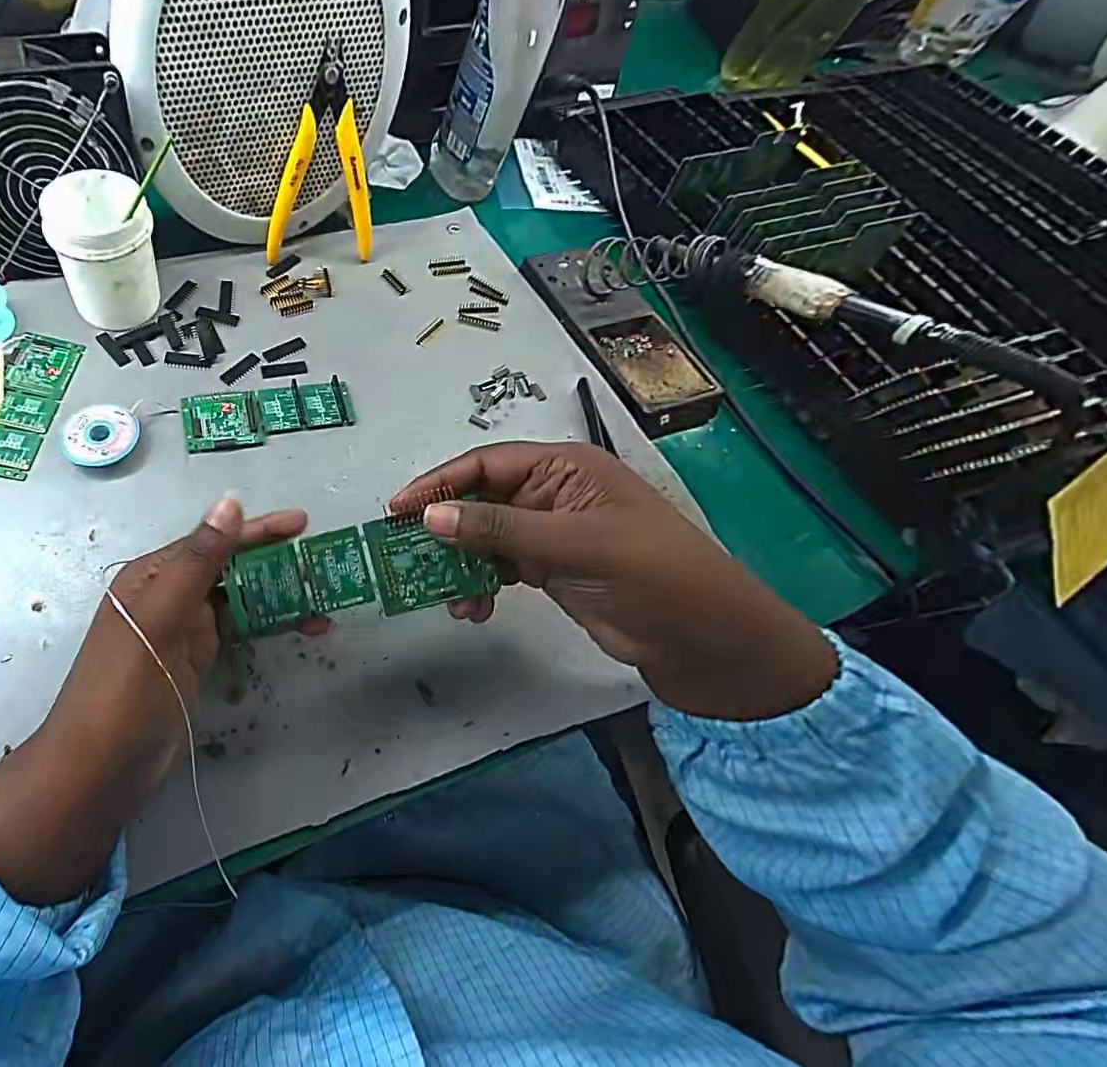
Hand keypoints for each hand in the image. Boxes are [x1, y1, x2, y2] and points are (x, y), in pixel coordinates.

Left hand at [0, 497, 308, 902]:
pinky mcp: (198, 660)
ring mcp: (185, 630)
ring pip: (240, 599)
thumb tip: (230, 502)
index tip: (302, 523)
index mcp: (154, 576)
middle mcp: (170, 596)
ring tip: (323, 596)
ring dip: (279, 595)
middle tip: (322, 564)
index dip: (257, 530)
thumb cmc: (124, 687)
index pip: (213, 541)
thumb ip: (198, 560)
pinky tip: (302, 627)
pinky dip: (270, 625)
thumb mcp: (160, 617)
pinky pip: (240, 630)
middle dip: (275, 562)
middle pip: (230, 567)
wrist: (100, 767)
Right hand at [391, 441, 836, 720]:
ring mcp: (549, 534)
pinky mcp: (549, 570)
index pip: (486, 465)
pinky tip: (473, 610)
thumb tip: (429, 517)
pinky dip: (480, 586)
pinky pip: (498, 569)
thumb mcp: (576, 545)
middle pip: (479, 501)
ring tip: (446, 596)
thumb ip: (501, 529)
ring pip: (484, 539)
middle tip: (403, 555)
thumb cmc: (654, 575)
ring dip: (459, 565)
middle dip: (444, 528)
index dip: (438, 483)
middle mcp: (551, 494)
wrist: (710, 642)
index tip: (396, 509)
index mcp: (564, 469)